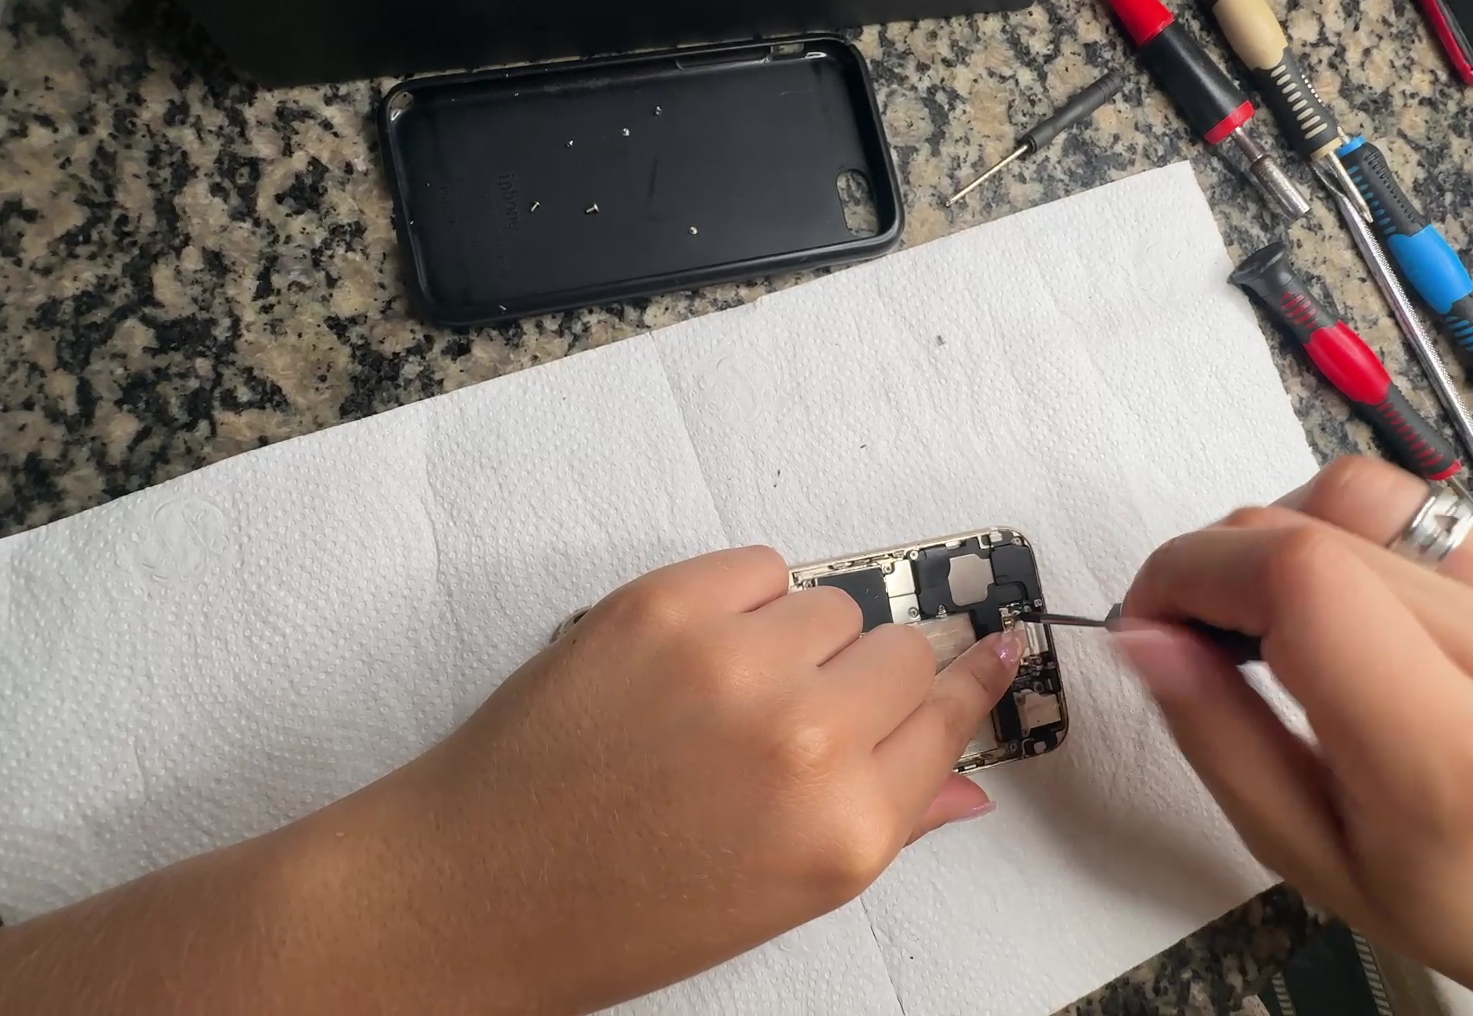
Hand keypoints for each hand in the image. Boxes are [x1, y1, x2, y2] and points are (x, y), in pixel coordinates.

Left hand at [0, 547, 1018, 1014]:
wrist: (472, 888)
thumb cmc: (631, 909)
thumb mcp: (782, 896)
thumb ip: (890, 823)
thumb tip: (972, 781)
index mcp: (844, 829)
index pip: (949, 717)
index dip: (975, 676)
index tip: (999, 641)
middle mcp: (803, 737)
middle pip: (901, 645)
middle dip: (869, 672)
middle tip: (809, 700)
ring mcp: (730, 658)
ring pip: (829, 602)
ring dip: (800, 638)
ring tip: (733, 685)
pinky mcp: (662, 602)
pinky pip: (760, 563)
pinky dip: (744, 597)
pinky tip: (697, 649)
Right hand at [1118, 457, 1472, 1013]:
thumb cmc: (1449, 899)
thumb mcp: (1293, 843)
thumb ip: (1210, 727)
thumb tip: (1142, 630)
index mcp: (1448, 753)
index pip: (1296, 577)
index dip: (1192, 567)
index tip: (1153, 612)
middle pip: (1312, 523)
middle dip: (1217, 557)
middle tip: (1202, 621)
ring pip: (1359, 493)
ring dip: (1282, 535)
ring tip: (1283, 605)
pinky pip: (1423, 507)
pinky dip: (1354, 539)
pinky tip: (1368, 604)